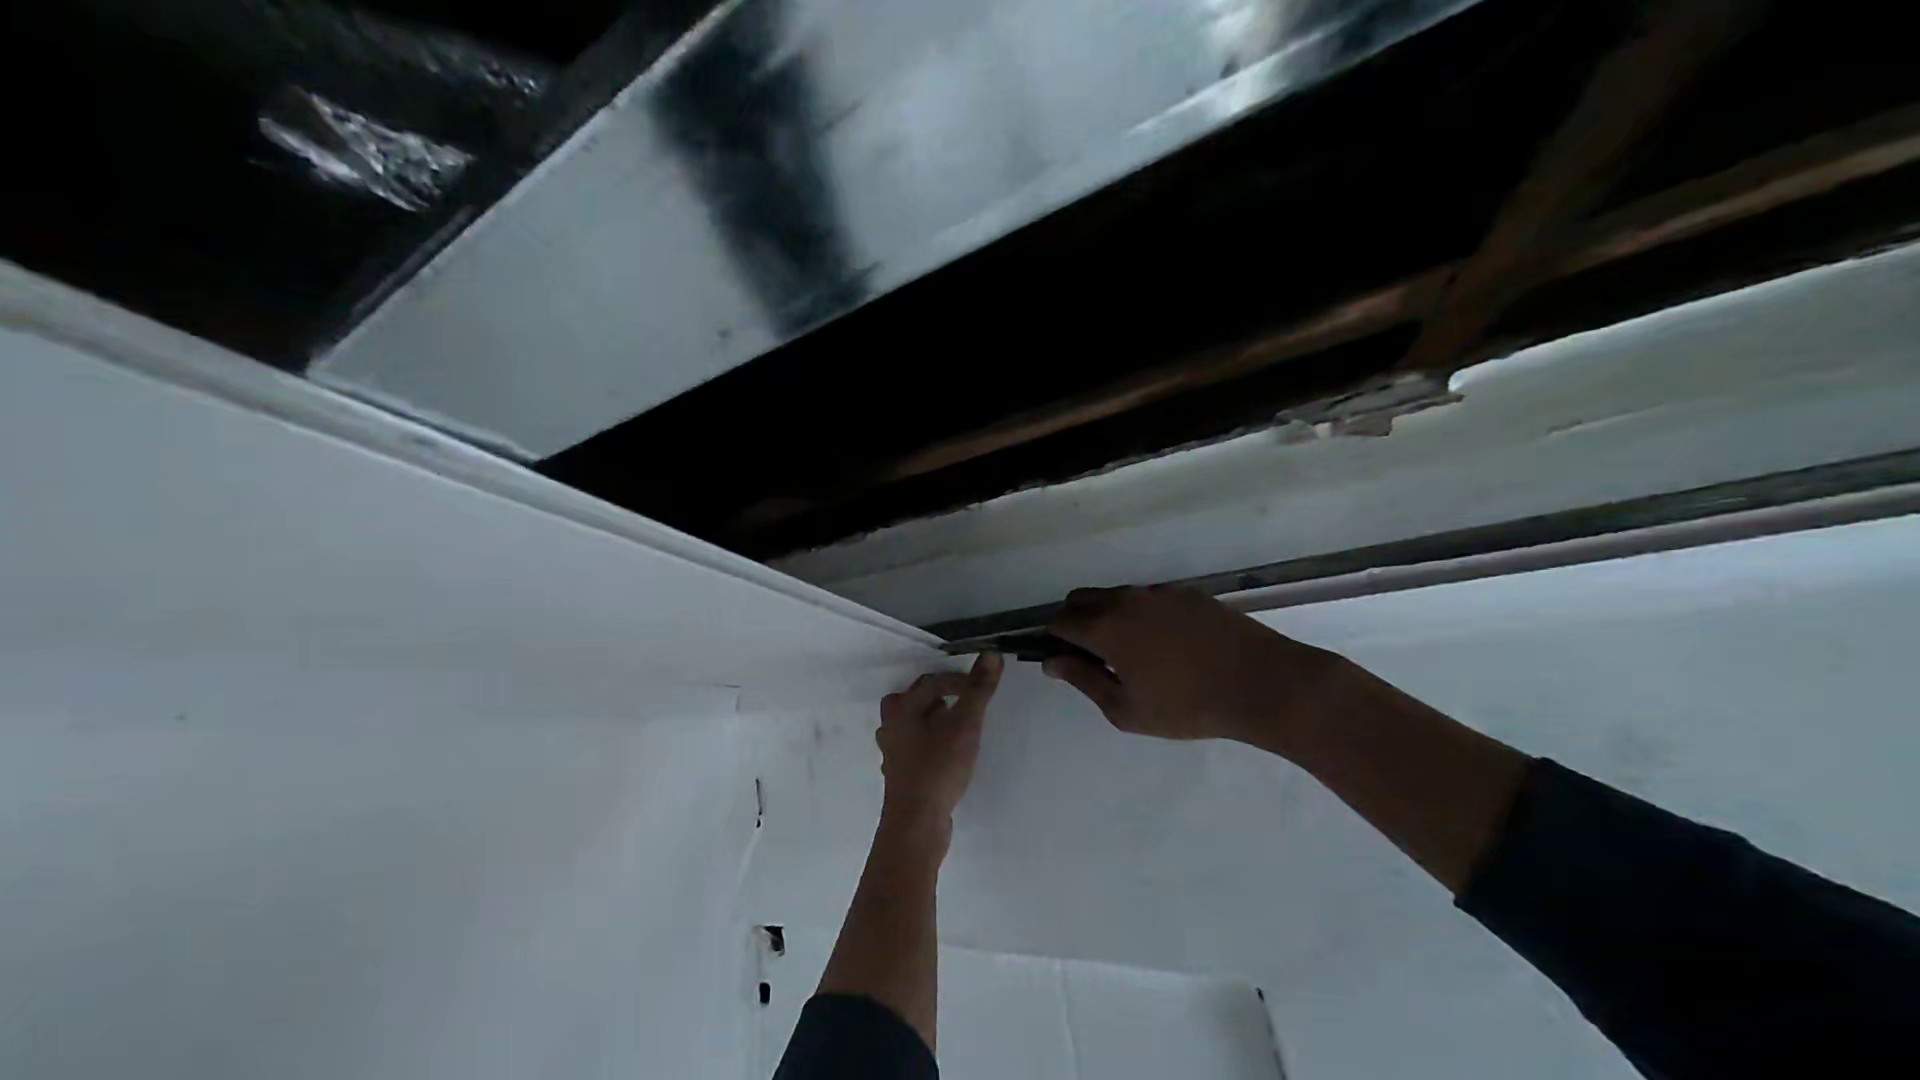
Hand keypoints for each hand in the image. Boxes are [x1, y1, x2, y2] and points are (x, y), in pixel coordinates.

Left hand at [877, 652, 1003, 823]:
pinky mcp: (900, 775)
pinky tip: (945, 756)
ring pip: (909, 725)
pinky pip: (913, 747)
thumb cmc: (938, 767)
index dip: (957, 681)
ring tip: (955, 729)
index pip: (931, 683)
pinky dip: (928, 743)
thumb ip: (978, 690)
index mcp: (903, 709)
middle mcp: (891, 727)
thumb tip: (992, 653)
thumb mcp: (965, 724)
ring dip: (931, 721)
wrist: (917, 822)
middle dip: (936, 698)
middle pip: (911, 700)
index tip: (979, 690)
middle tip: (961, 706)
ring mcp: (892, 753)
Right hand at [1044, 586, 1349, 749]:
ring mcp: (1158, 593)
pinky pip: (1148, 598)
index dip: (1052, 639)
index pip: (1059, 621)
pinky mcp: (1186, 593)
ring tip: (1132, 653)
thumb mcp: (1126, 709)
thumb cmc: (1186, 706)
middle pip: (1081, 598)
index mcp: (1105, 627)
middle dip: (1074, 621)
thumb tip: (1051, 661)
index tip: (1062, 659)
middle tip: (1092, 657)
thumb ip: (1083, 680)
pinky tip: (1166, 644)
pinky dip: (1141, 614)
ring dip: (1108, 616)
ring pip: (1115, 595)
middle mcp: (1126, 600)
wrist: (1261, 683)